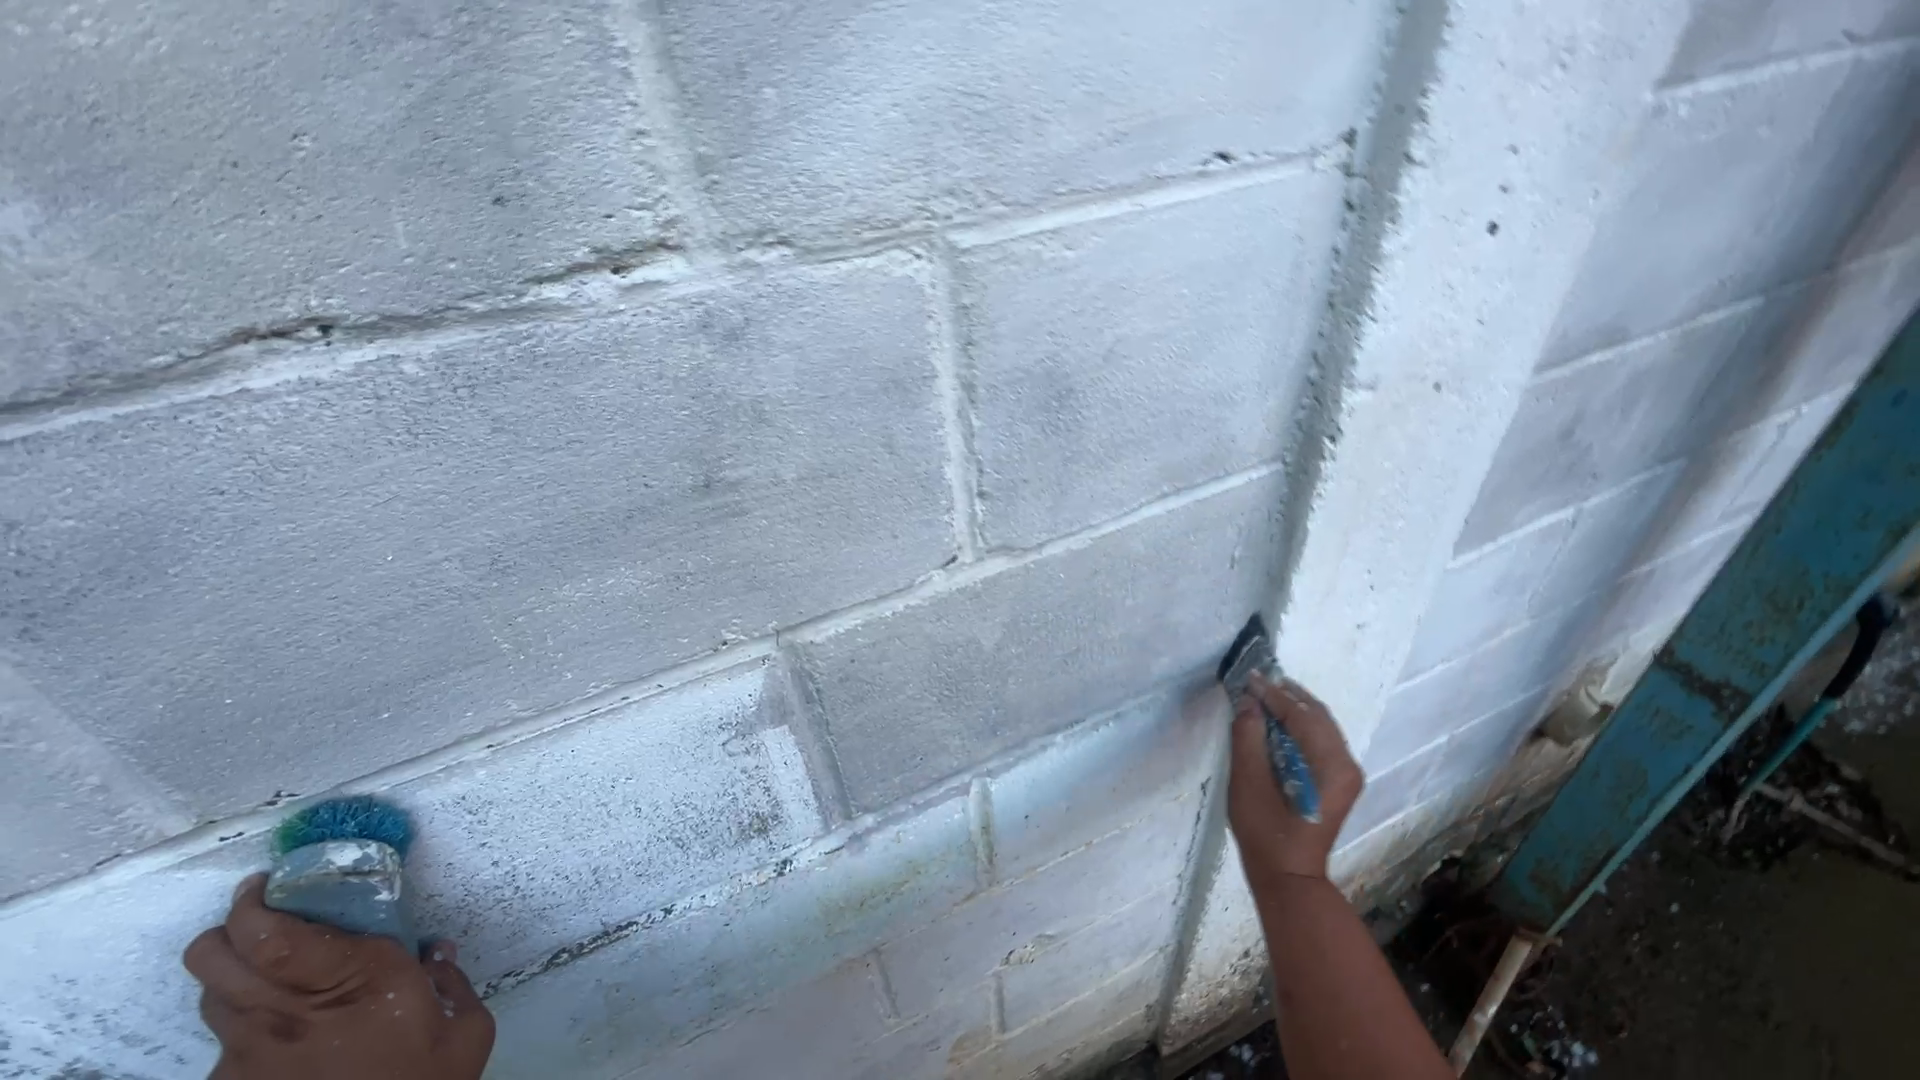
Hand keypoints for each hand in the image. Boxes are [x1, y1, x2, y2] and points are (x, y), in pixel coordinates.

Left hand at [183, 874, 493, 1079]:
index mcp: (355, 982)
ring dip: (232, 972)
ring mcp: (250, 1056)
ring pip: (212, 994)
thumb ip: (452, 980)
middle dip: (227, 927)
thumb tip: (435, 950)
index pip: (272, 936)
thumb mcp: (466, 1029)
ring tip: (270, 970)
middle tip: (261, 915)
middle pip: (215, 957)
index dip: (254, 903)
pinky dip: (245, 1023)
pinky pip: (224, 1041)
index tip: (267, 884)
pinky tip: (282, 1032)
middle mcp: (288, 1013)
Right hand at [1226, 673, 1363, 880]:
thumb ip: (1248, 737)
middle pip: (1317, 716)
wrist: (1288, 876)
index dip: (1273, 694)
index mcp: (1331, 765)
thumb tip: (1248, 703)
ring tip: (1262, 696)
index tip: (1248, 677)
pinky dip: (1298, 726)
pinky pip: (1320, 740)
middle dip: (1286, 695)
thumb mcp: (1249, 782)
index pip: (1302, 716)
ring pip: (1320, 726)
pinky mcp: (1337, 781)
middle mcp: (1347, 764)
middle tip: (1255, 682)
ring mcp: (1345, 774)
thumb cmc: (1266, 832)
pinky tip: (1276, 723)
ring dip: (1293, 708)